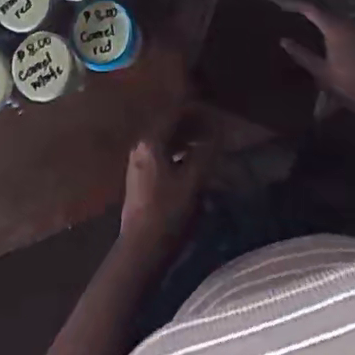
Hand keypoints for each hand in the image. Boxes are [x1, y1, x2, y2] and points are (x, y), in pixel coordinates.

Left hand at [118, 110, 216, 251]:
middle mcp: (140, 146)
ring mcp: (137, 161)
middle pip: (166, 126)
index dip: (193, 111)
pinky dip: (176, 151)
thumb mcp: (192, 182)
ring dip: (183, 138)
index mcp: (150, 142)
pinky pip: (160, 153)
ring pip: (163, 140)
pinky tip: (190, 161)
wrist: (142, 245)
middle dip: (189, 124)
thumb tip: (217, 131)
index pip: (172, 115)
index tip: (212, 110)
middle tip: (212, 126)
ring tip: (206, 142)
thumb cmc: (168, 212)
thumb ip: (204, 154)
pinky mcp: (140, 176)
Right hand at [278, 0, 354, 121]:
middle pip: (326, 11)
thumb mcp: (321, 72)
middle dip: (311, 11)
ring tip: (310, 26)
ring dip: (325, 20)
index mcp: (335, 29)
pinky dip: (337, 29)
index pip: (312, 9)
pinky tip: (331, 40)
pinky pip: (348, 29)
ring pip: (339, 20)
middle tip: (295, 14)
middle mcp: (349, 25)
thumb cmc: (351, 86)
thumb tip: (284, 40)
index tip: (284, 5)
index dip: (297, 4)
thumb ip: (301, 54)